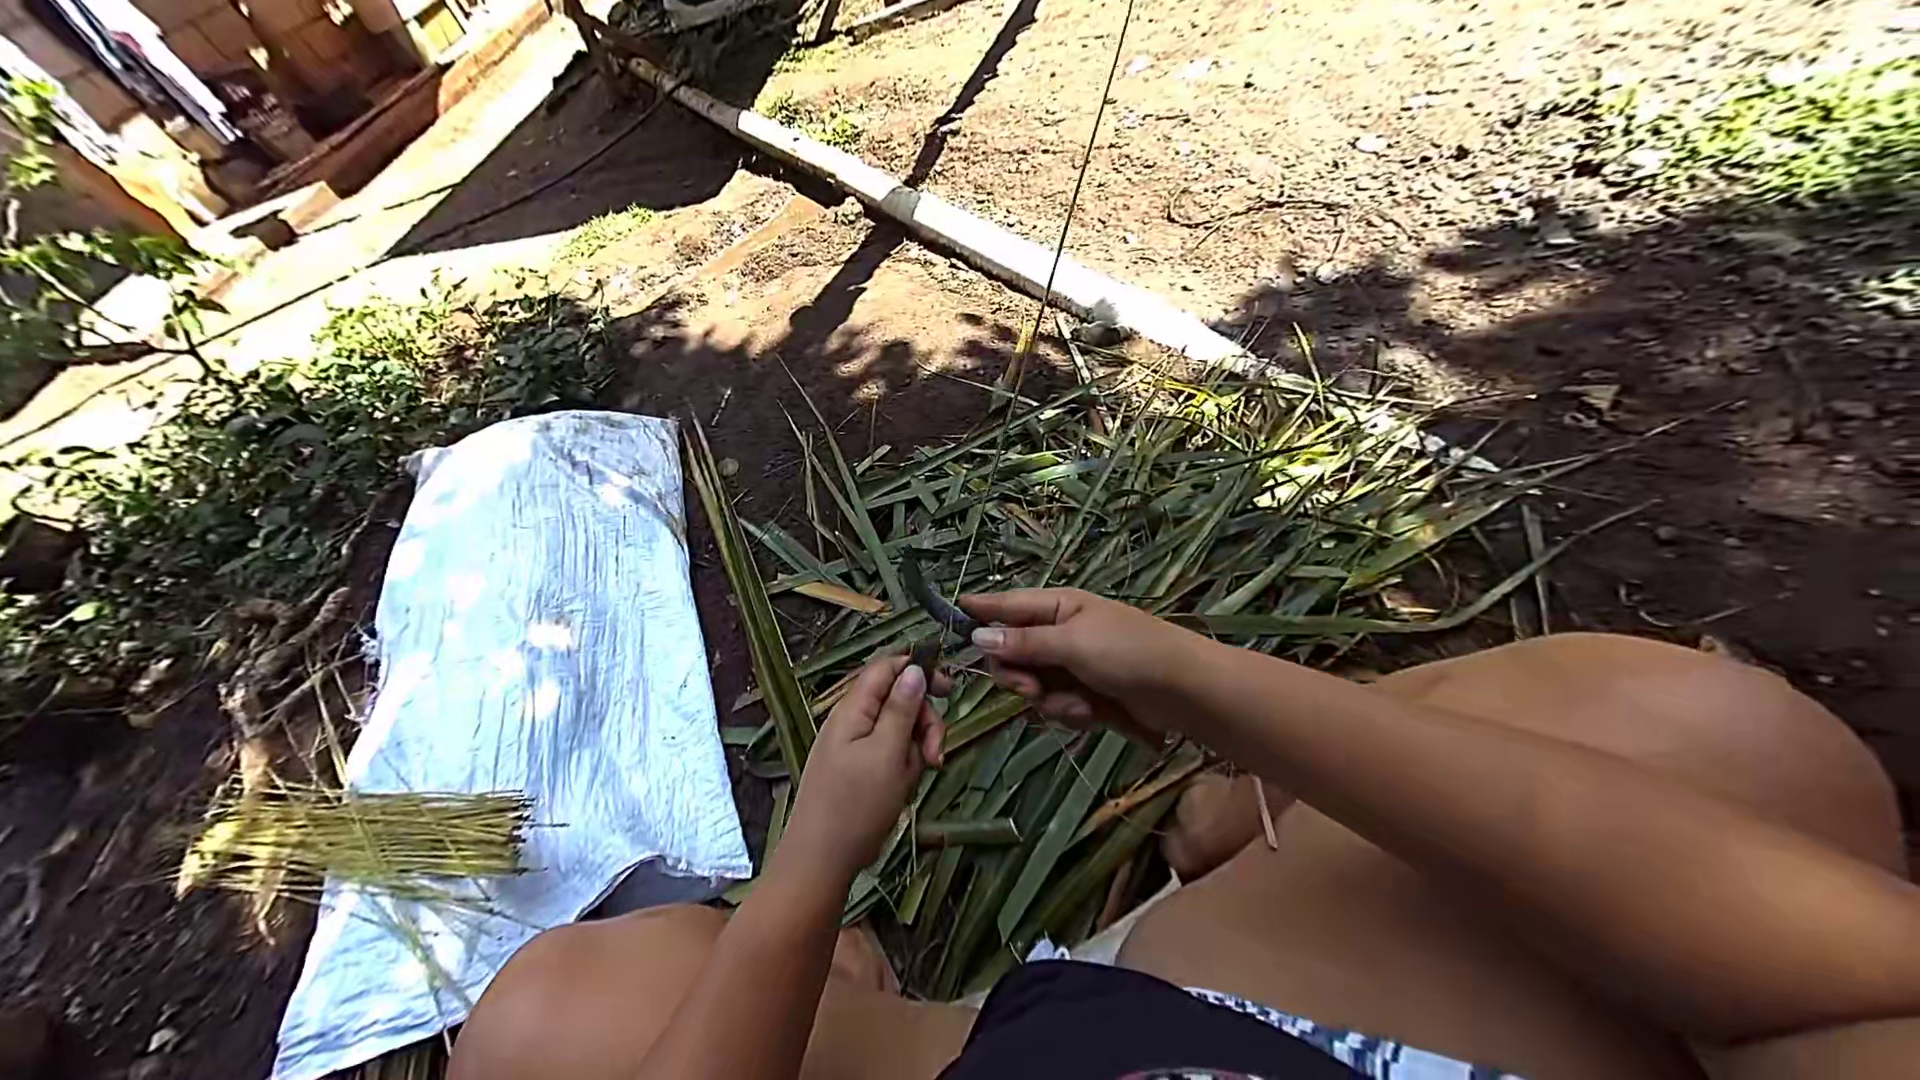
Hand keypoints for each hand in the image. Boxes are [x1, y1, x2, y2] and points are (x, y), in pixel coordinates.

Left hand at [780, 655, 945, 881]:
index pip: (887, 667)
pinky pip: (890, 756)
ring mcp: (854, 747)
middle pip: (899, 700)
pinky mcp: (859, 771)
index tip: (948, 691)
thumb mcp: (887, 753)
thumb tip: (915, 669)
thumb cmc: (855, 806)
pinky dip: (903, 769)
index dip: (919, 670)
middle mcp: (852, 721)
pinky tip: (901, 791)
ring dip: (914, 751)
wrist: (820, 863)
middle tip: (934, 755)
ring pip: (899, 731)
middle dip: (923, 723)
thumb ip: (902, 708)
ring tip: (911, 780)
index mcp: (853, 708)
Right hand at [959, 588, 1207, 742]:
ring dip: (1051, 700)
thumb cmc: (1129, 651)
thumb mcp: (1072, 643)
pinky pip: (1058, 704)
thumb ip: (1023, 643)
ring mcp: (1074, 664)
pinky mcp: (1087, 693)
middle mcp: (1061, 632)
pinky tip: (1093, 714)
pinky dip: (1071, 712)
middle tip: (1029, 688)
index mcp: (1058, 606)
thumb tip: (976, 636)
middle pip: (1013, 653)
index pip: (1006, 605)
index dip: (979, 612)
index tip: (949, 617)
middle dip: (1019, 675)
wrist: (1186, 691)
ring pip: (1034, 685)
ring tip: (1078, 705)